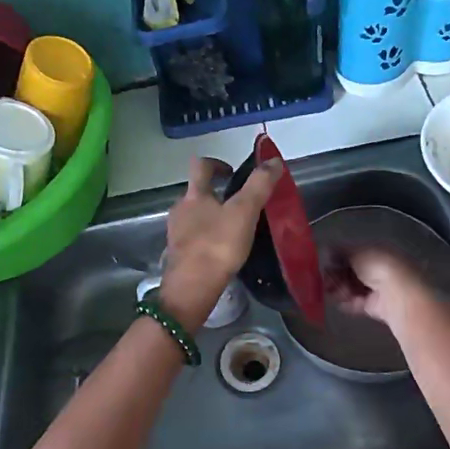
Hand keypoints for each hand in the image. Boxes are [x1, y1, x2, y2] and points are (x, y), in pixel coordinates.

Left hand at [159, 157, 279, 325]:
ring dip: (211, 217)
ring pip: (194, 216)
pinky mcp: (179, 255)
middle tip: (239, 204)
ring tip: (234, 229)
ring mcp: (176, 233)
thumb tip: (273, 160)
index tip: (232, 171)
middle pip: (196, 193)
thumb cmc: (218, 245)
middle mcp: (180, 210)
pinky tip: (222, 251)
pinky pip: (193, 238)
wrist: (192, 288)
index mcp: (194, 195)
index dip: (217, 163)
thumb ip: (259, 185)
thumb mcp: (244, 212)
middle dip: (216, 194)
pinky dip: (207, 238)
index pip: (201, 166)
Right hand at [325, 247, 429, 325]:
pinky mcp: (377, 306)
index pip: (354, 253)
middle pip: (353, 272)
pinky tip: (339, 303)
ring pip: (354, 288)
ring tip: (331, 292)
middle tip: (325, 281)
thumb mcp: (356, 252)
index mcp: (378, 250)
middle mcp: (380, 268)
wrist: (397, 293)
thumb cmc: (377, 265)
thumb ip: (340, 251)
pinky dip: (349, 303)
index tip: (324, 263)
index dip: (338, 258)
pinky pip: (358, 303)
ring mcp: (379, 288)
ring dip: (341, 289)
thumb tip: (327, 249)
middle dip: (337, 276)